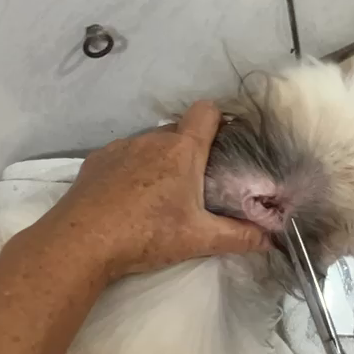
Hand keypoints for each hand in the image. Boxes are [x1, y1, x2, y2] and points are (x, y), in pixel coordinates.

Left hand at [42, 101, 271, 279]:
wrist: (80, 242)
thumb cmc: (146, 235)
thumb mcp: (198, 239)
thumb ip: (238, 237)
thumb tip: (272, 241)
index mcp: (182, 150)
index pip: (206, 111)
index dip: (218, 121)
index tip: (224, 144)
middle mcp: (152, 139)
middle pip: (179, 130)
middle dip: (190, 150)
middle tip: (196, 183)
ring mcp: (121, 147)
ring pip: (150, 143)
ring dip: (159, 160)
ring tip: (159, 194)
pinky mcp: (96, 161)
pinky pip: (124, 155)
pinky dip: (131, 169)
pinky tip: (128, 198)